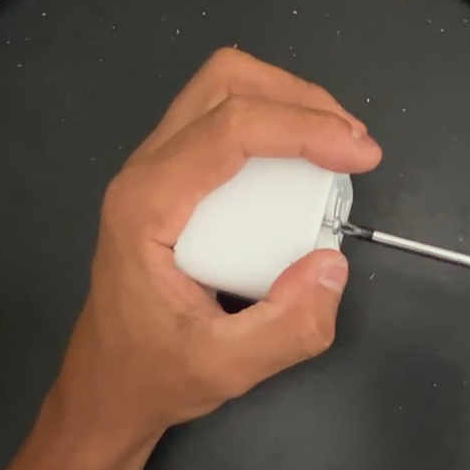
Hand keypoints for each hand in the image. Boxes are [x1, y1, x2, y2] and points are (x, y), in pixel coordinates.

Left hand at [53, 49, 382, 440]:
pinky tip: (301, 161)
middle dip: (298, 98)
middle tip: (352, 145)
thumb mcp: (227, 368)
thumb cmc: (155, 375)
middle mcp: (144, 172)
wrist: (107, 386)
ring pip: (219, 89)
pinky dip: (270, 122)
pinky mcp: (167, 180)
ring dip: (285, 102)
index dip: (304, 127)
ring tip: (335, 146)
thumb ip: (288, 328)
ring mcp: (152, 170)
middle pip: (223, 83)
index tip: (361, 156)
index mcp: (148, 206)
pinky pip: (219, 121)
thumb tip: (333, 263)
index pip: (230, 129)